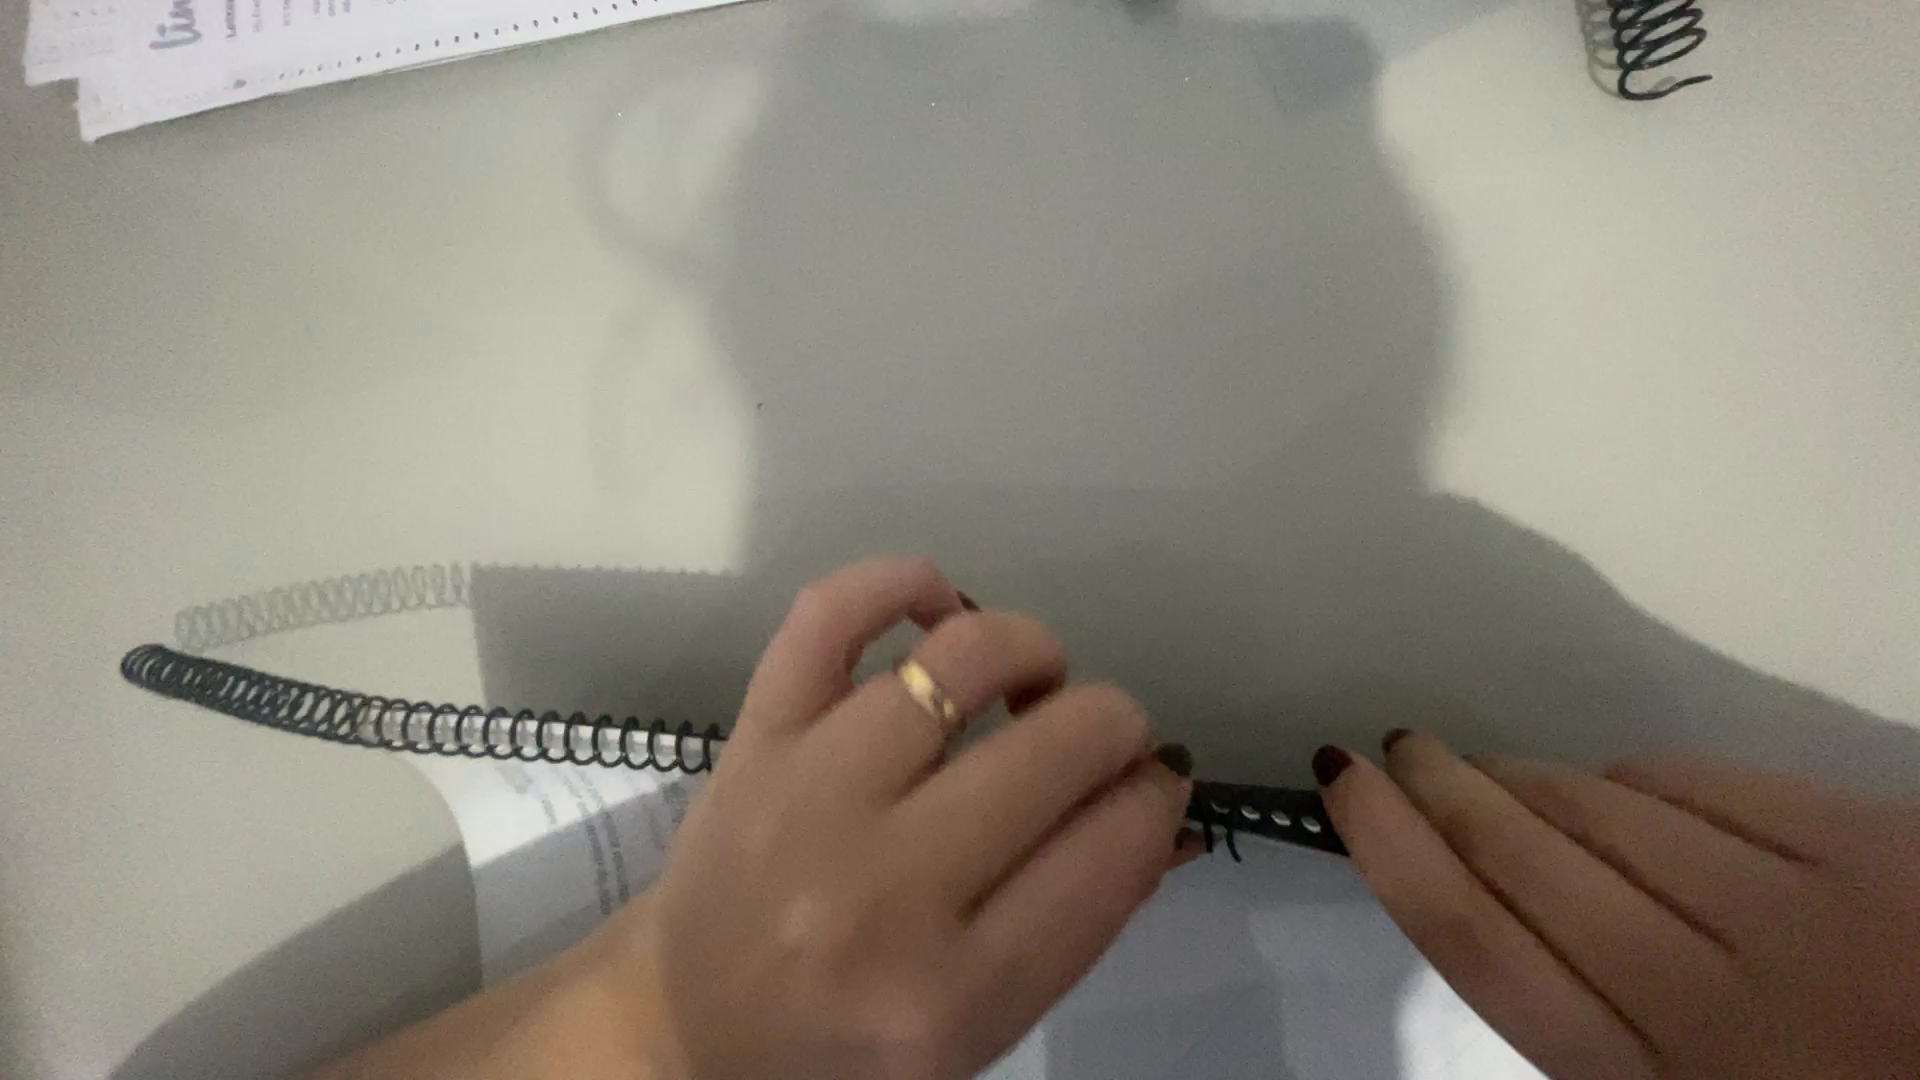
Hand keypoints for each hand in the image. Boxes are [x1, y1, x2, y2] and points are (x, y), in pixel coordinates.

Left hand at [611, 557, 1192, 1079]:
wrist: (689, 1022)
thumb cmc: (849, 1037)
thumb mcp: (981, 1020)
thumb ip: (1085, 910)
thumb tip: (1163, 795)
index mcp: (949, 992)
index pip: (1109, 851)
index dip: (1155, 795)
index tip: (1155, 777)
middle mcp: (880, 888)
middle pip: (1055, 749)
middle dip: (1114, 723)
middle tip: (1102, 730)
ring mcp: (808, 793)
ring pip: (961, 661)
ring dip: (1031, 649)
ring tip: (1033, 675)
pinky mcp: (757, 732)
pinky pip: (830, 615)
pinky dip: (902, 582)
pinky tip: (940, 605)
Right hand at [1317, 731, 1919, 1079]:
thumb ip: (1588, 1012)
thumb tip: (1498, 881)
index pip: (1478, 943)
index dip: (1391, 846)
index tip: (1340, 773)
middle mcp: (1730, 1009)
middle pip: (1525, 860)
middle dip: (1442, 789)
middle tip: (1402, 747)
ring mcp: (1826, 927)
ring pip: (1606, 813)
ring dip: (1529, 781)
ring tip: (1496, 769)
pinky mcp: (1898, 858)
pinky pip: (1706, 786)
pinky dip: (1641, 778)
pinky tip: (1628, 788)